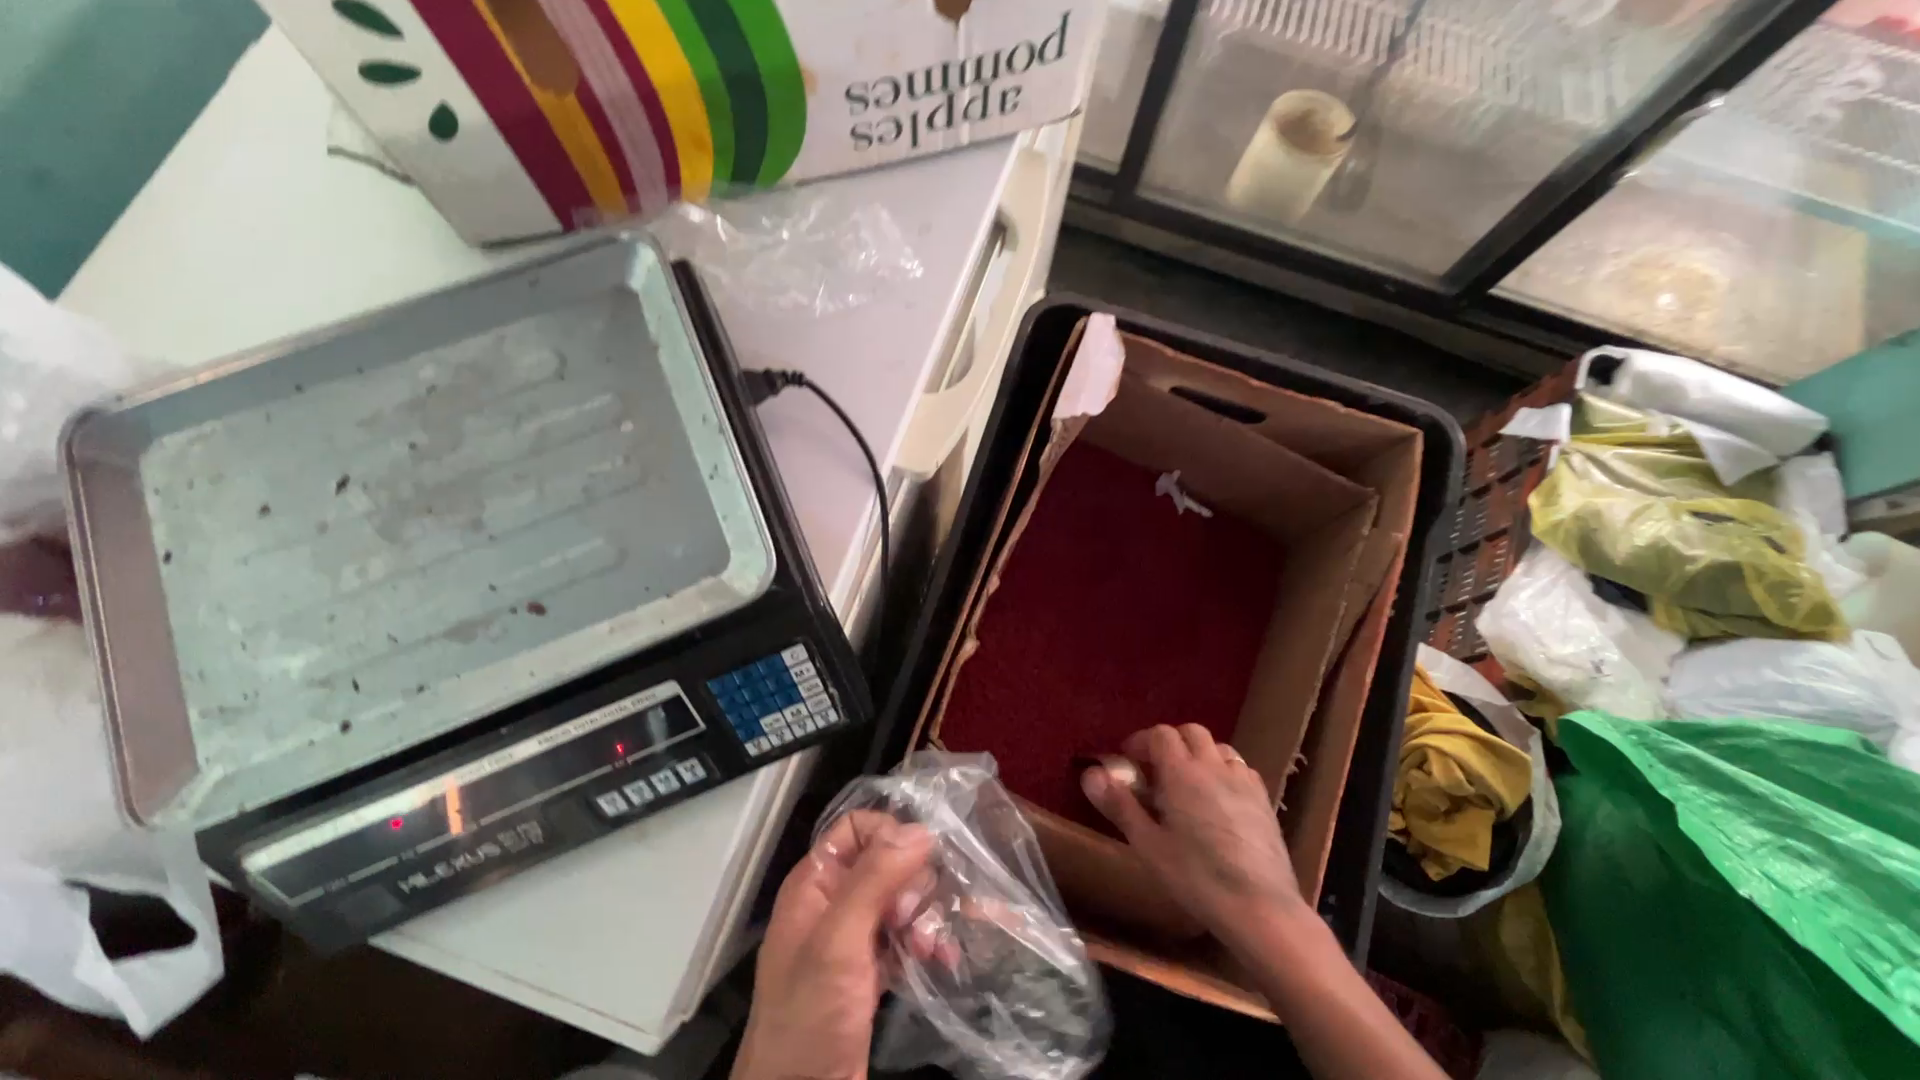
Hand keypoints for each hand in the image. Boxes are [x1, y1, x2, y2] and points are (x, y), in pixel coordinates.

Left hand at [733, 811, 935, 1079]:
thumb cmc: (808, 1016)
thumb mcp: (838, 943)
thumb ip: (874, 881)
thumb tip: (920, 829)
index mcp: (815, 884)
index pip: (857, 829)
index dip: (891, 837)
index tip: (919, 863)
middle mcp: (835, 903)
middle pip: (889, 864)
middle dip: (915, 887)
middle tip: (914, 919)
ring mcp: (854, 939)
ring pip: (903, 902)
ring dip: (926, 918)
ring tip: (931, 947)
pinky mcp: (872, 972)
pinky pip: (908, 938)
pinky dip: (927, 945)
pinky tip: (942, 959)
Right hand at [1081, 724, 1304, 947]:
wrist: (1260, 907)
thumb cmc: (1196, 877)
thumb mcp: (1148, 845)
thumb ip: (1120, 805)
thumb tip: (1090, 773)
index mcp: (1182, 772)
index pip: (1160, 734)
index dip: (1140, 741)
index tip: (1127, 761)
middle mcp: (1215, 767)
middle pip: (1192, 733)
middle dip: (1170, 742)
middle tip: (1154, 770)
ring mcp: (1244, 782)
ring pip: (1219, 748)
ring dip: (1199, 754)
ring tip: (1187, 783)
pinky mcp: (1265, 801)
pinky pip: (1241, 770)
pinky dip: (1224, 772)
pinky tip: (1219, 801)